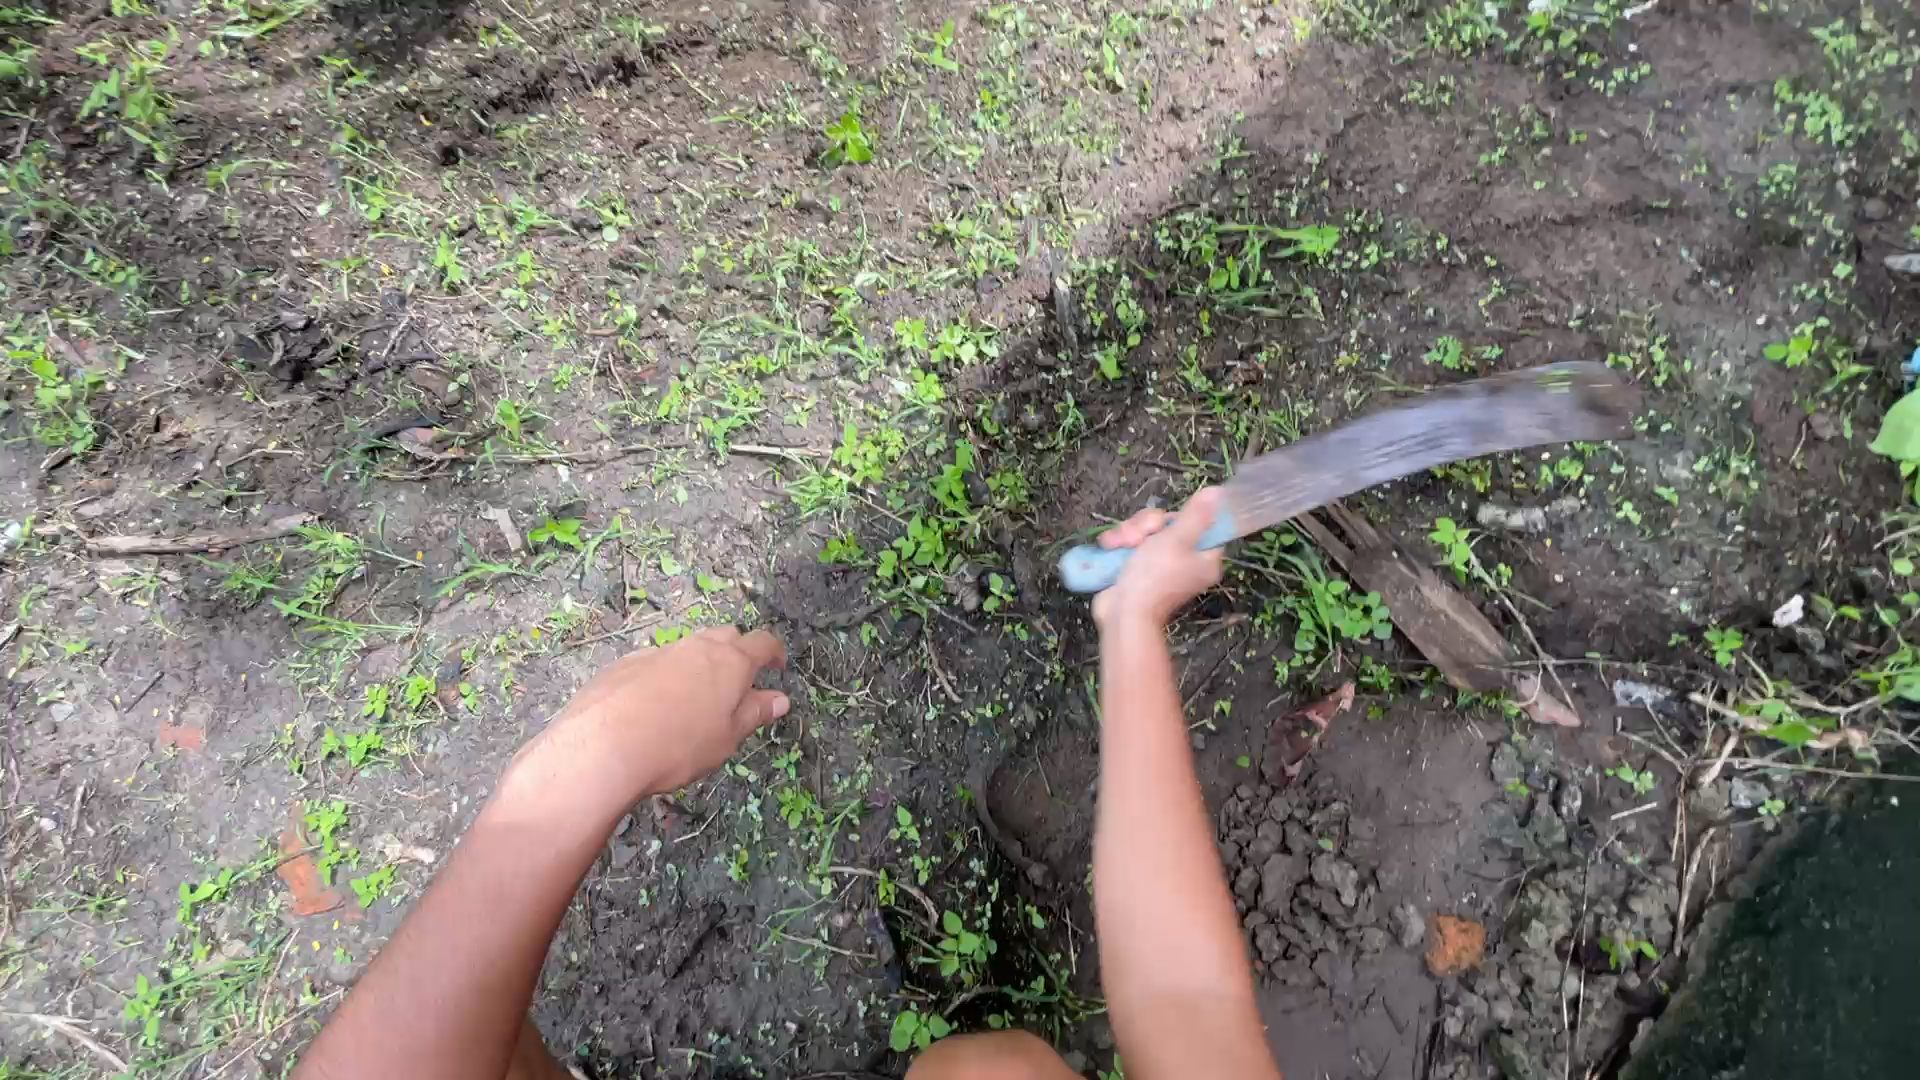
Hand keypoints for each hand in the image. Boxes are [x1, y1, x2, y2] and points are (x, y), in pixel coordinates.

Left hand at [496, 627, 788, 822]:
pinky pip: (655, 663)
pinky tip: (653, 708)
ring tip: (694, 700)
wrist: (601, 748)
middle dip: (736, 652)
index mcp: (730, 661)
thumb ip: (754, 714)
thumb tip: (780, 699)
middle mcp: (696, 647)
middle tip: (737, 683)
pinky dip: (665, 677)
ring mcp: (658, 652)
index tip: (777, 667)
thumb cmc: (679, 746)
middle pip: (725, 636)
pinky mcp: (624, 665)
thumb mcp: (727, 738)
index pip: (762, 642)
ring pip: (688, 648)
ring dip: (698, 665)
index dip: (774, 652)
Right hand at [1092, 488, 1225, 630]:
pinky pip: (1131, 544)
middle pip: (1168, 525)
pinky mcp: (1136, 568)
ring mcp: (1158, 566)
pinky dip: (1120, 543)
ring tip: (1120, 545)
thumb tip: (1217, 493)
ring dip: (1129, 533)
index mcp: (1204, 557)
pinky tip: (1110, 547)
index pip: (1199, 524)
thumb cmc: (1154, 578)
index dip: (1179, 519)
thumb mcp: (1176, 539)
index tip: (1165, 524)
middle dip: (1146, 526)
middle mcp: (1184, 561)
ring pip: (1145, 532)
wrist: (1123, 614)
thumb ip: (1195, 515)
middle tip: (1139, 537)